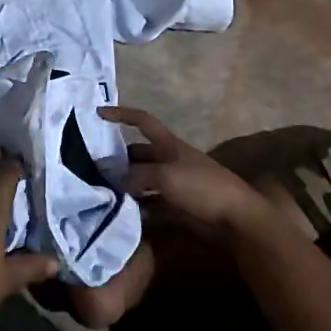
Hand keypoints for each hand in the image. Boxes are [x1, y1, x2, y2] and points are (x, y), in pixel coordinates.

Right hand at [105, 107, 279, 243]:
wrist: (236, 217)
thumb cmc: (202, 187)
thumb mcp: (166, 176)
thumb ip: (138, 175)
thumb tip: (119, 181)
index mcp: (169, 144)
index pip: (142, 121)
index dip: (121, 114)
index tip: (99, 113)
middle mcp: (170, 160)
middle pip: (139, 154)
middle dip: (119, 159)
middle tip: (94, 169)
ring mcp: (175, 184)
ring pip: (144, 180)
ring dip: (127, 185)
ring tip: (103, 193)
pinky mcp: (179, 206)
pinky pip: (153, 203)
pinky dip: (139, 207)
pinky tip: (124, 214)